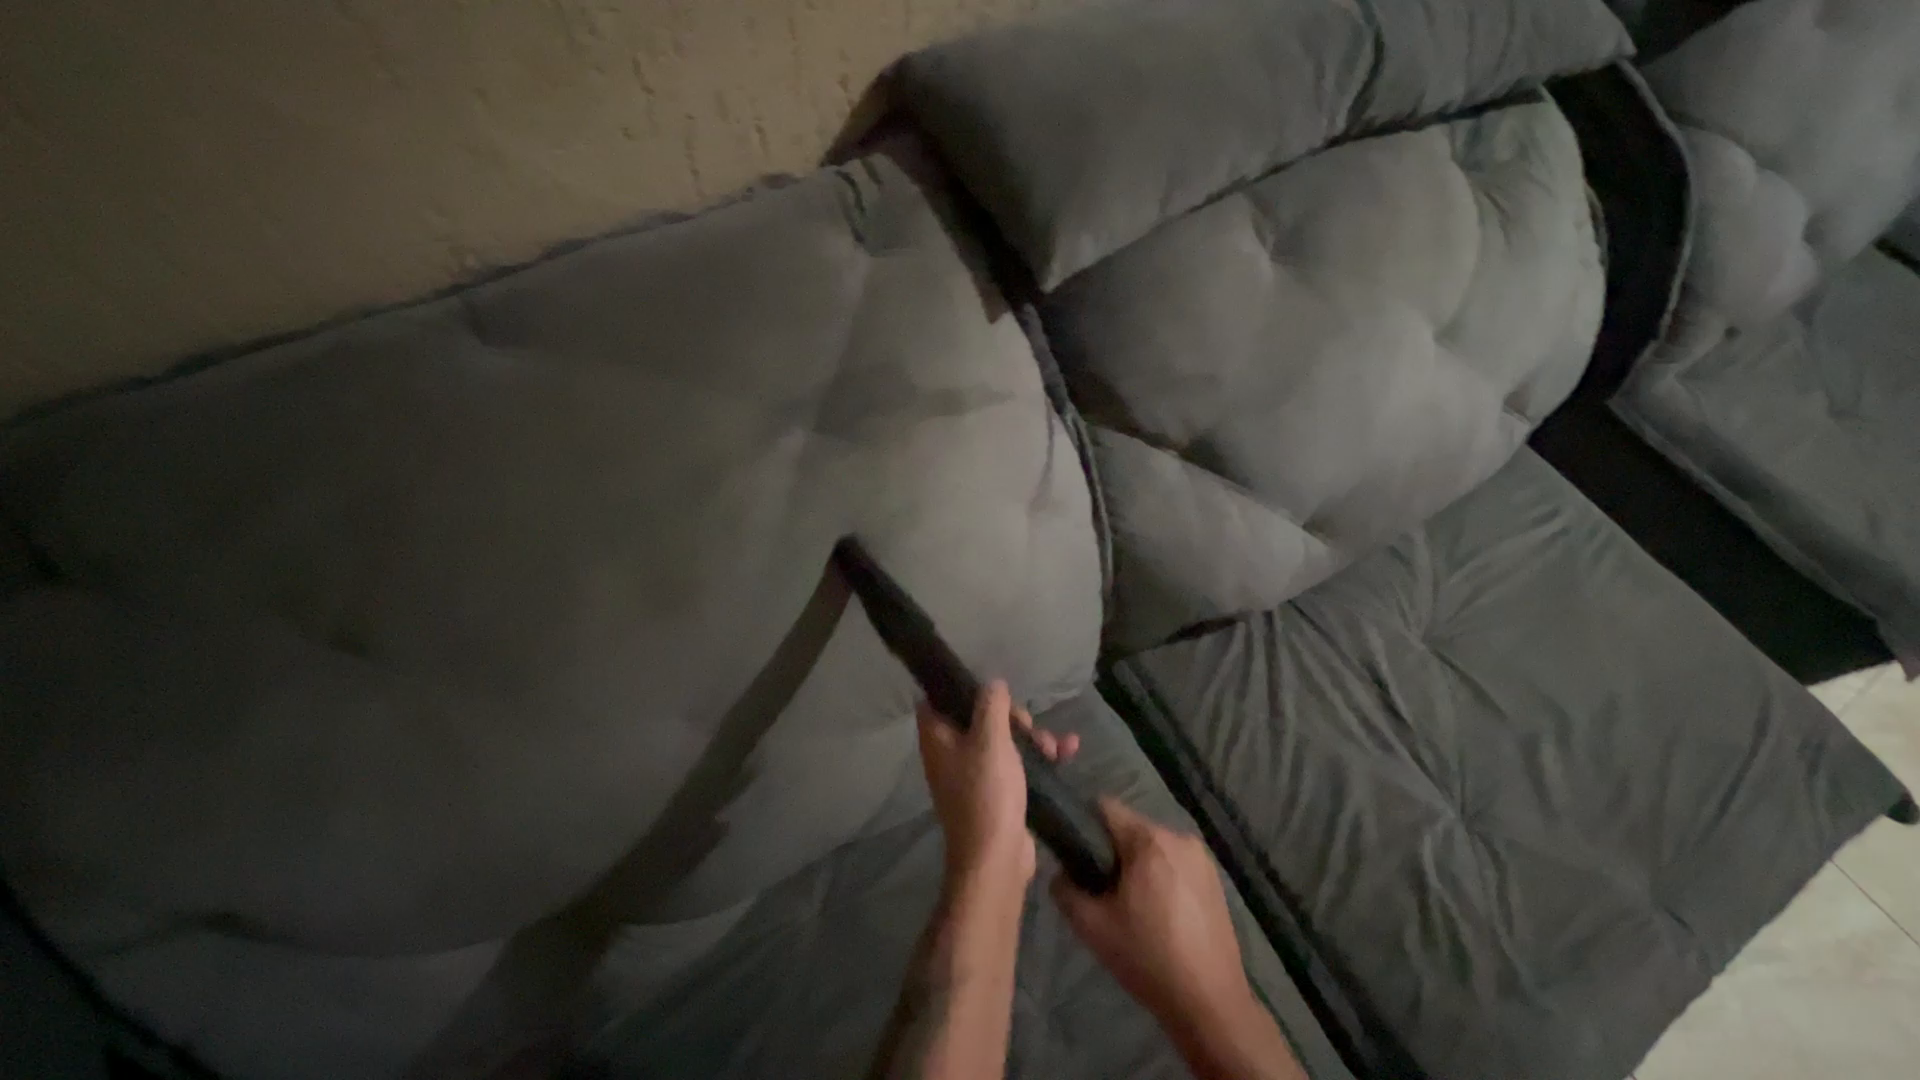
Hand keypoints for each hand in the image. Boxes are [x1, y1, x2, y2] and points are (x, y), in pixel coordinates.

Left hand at [917, 680, 1079, 890]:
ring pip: (1004, 741)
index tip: (987, 688)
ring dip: (1032, 738)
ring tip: (1054, 748)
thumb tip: (992, 684)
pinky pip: (1019, 765)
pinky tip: (1068, 751)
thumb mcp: (990, 739)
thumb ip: (990, 705)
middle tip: (1026, 726)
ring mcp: (975, 776)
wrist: (997, 858)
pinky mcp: (999, 794)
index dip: (958, 689)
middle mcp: (951, 755)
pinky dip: (1040, 757)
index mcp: (938, 739)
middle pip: (979, 719)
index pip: (936, 701)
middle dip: (1012, 718)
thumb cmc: (987, 792)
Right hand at [1050, 798, 1256, 1037]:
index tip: (1075, 857)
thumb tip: (1061, 873)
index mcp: (1149, 840)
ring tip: (1131, 909)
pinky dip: (1161, 879)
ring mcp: (1202, 859)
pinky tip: (1159, 917)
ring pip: (1153, 848)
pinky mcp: (1215, 881)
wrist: (1210, 1003)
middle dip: (1110, 853)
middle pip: (1130, 829)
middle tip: (1101, 893)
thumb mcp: (1092, 927)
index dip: (1082, 827)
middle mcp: (1179, 838)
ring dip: (1137, 868)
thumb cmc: (1148, 958)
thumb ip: (1065, 890)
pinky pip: (1175, 864)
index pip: (1104, 807)